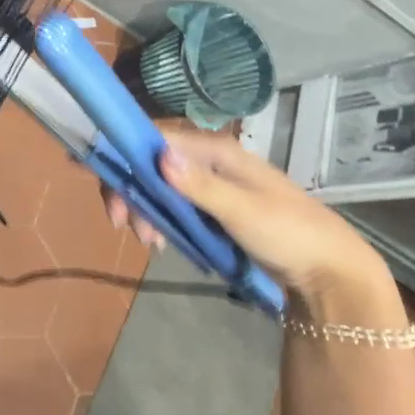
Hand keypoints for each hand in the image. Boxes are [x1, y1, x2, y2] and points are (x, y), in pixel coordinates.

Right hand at [104, 128, 384, 298]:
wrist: (331, 276)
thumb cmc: (291, 235)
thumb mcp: (245, 212)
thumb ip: (200, 186)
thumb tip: (159, 155)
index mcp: (215, 152)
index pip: (153, 138)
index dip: (118, 148)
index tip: (84, 165)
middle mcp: (207, 162)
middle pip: (148, 164)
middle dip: (129, 191)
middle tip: (121, 225)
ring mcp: (209, 186)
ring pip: (156, 188)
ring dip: (143, 212)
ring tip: (150, 243)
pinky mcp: (210, 210)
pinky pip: (171, 207)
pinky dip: (159, 222)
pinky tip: (163, 243)